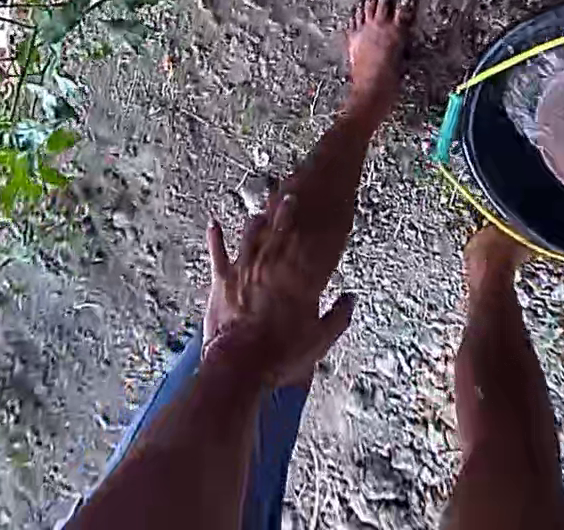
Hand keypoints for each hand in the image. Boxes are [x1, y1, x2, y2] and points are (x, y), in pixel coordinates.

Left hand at [202, 192, 353, 385]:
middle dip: (286, 212)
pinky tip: (213, 223)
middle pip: (280, 231)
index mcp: (296, 278)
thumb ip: (338, 317)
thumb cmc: (280, 355)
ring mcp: (244, 271)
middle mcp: (270, 267)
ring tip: (262, 207)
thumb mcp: (319, 342)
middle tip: (290, 195)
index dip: (314, 229)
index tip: (318, 215)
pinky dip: (215, 238)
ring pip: (251, 235)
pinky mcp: (222, 282)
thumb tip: (351, 299)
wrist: (238, 368)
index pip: (308, 245)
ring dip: (258, 220)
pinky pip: (218, 254)